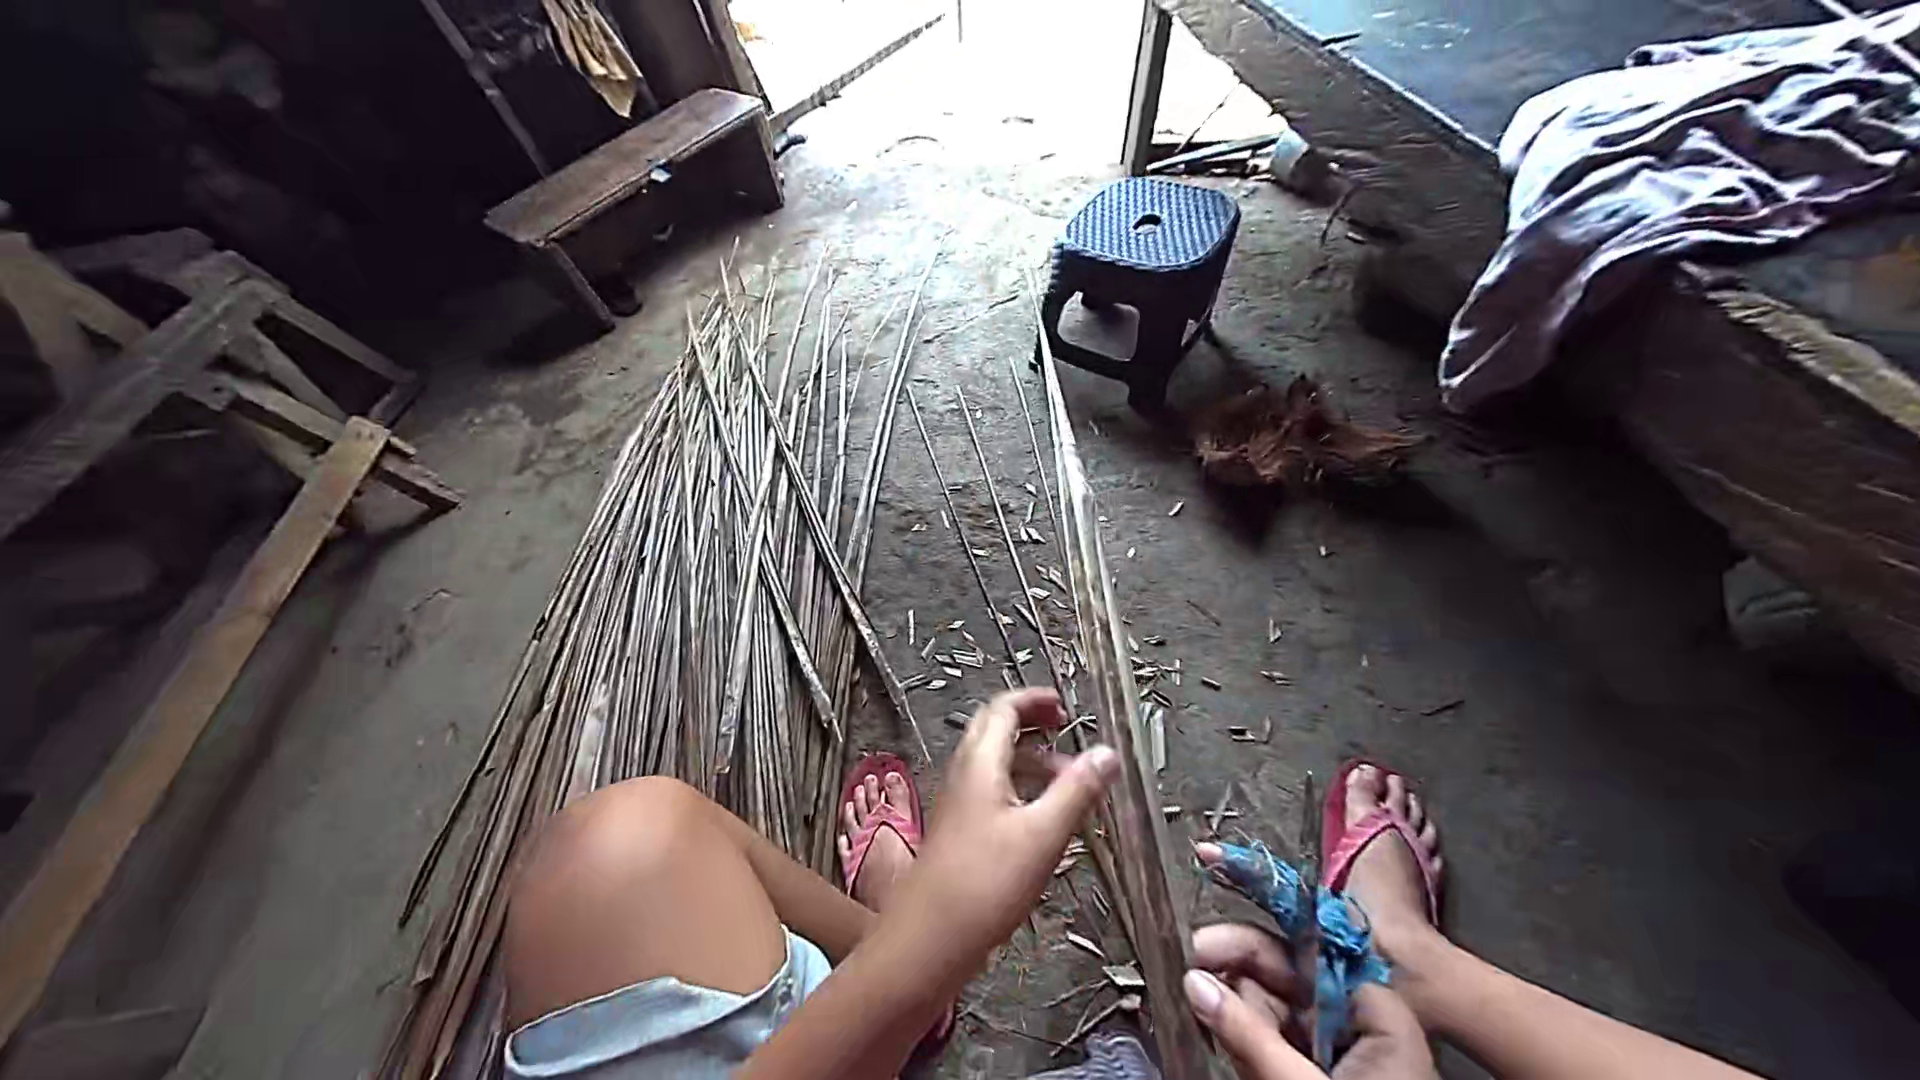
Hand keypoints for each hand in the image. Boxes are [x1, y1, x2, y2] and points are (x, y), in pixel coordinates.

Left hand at [891, 688, 1119, 966]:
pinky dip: (1018, 784)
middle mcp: (964, 773)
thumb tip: (1107, 753)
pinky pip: (990, 787)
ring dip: (1028, 756)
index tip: (1063, 705)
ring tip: (1066, 776)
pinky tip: (1040, 814)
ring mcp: (958, 800)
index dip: (1034, 700)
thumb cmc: (983, 884)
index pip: (1004, 709)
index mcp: (980, 762)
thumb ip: (1077, 790)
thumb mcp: (1043, 835)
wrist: (928, 939)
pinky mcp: (959, 827)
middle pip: (995, 728)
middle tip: (1063, 727)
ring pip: (993, 760)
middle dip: (1030, 721)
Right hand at [1184, 923, 1435, 1079]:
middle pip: (1283, 973)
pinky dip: (1247, 1038)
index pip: (1304, 951)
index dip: (1247, 943)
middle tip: (1190, 976)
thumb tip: (1192, 979)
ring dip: (1236, 1011)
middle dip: (1234, 977)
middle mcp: (1359, 1018)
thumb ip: (1247, 1034)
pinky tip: (1230, 1049)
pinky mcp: (1321, 1068)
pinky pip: (1276, 1035)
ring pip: (1273, 1004)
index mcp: (1377, 1012)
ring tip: (1209, 1026)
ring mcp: (1341, 1045)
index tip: (1201, 947)